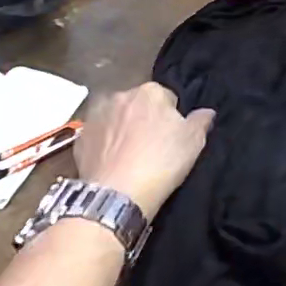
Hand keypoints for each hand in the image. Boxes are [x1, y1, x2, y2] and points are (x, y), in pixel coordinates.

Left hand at [72, 82, 212, 218]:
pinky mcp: (79, 140)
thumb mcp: (194, 140)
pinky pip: (98, 137)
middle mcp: (120, 96)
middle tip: (154, 146)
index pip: (167, 98)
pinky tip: (113, 163)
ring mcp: (95, 117)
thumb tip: (206, 112)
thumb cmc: (162, 161)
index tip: (172, 137)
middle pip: (139, 105)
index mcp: (150, 91)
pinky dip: (104, 145)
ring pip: (116, 119)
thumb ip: (202, 120)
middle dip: (145, 119)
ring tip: (131, 156)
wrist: (117, 195)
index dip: (172, 117)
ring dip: (123, 129)